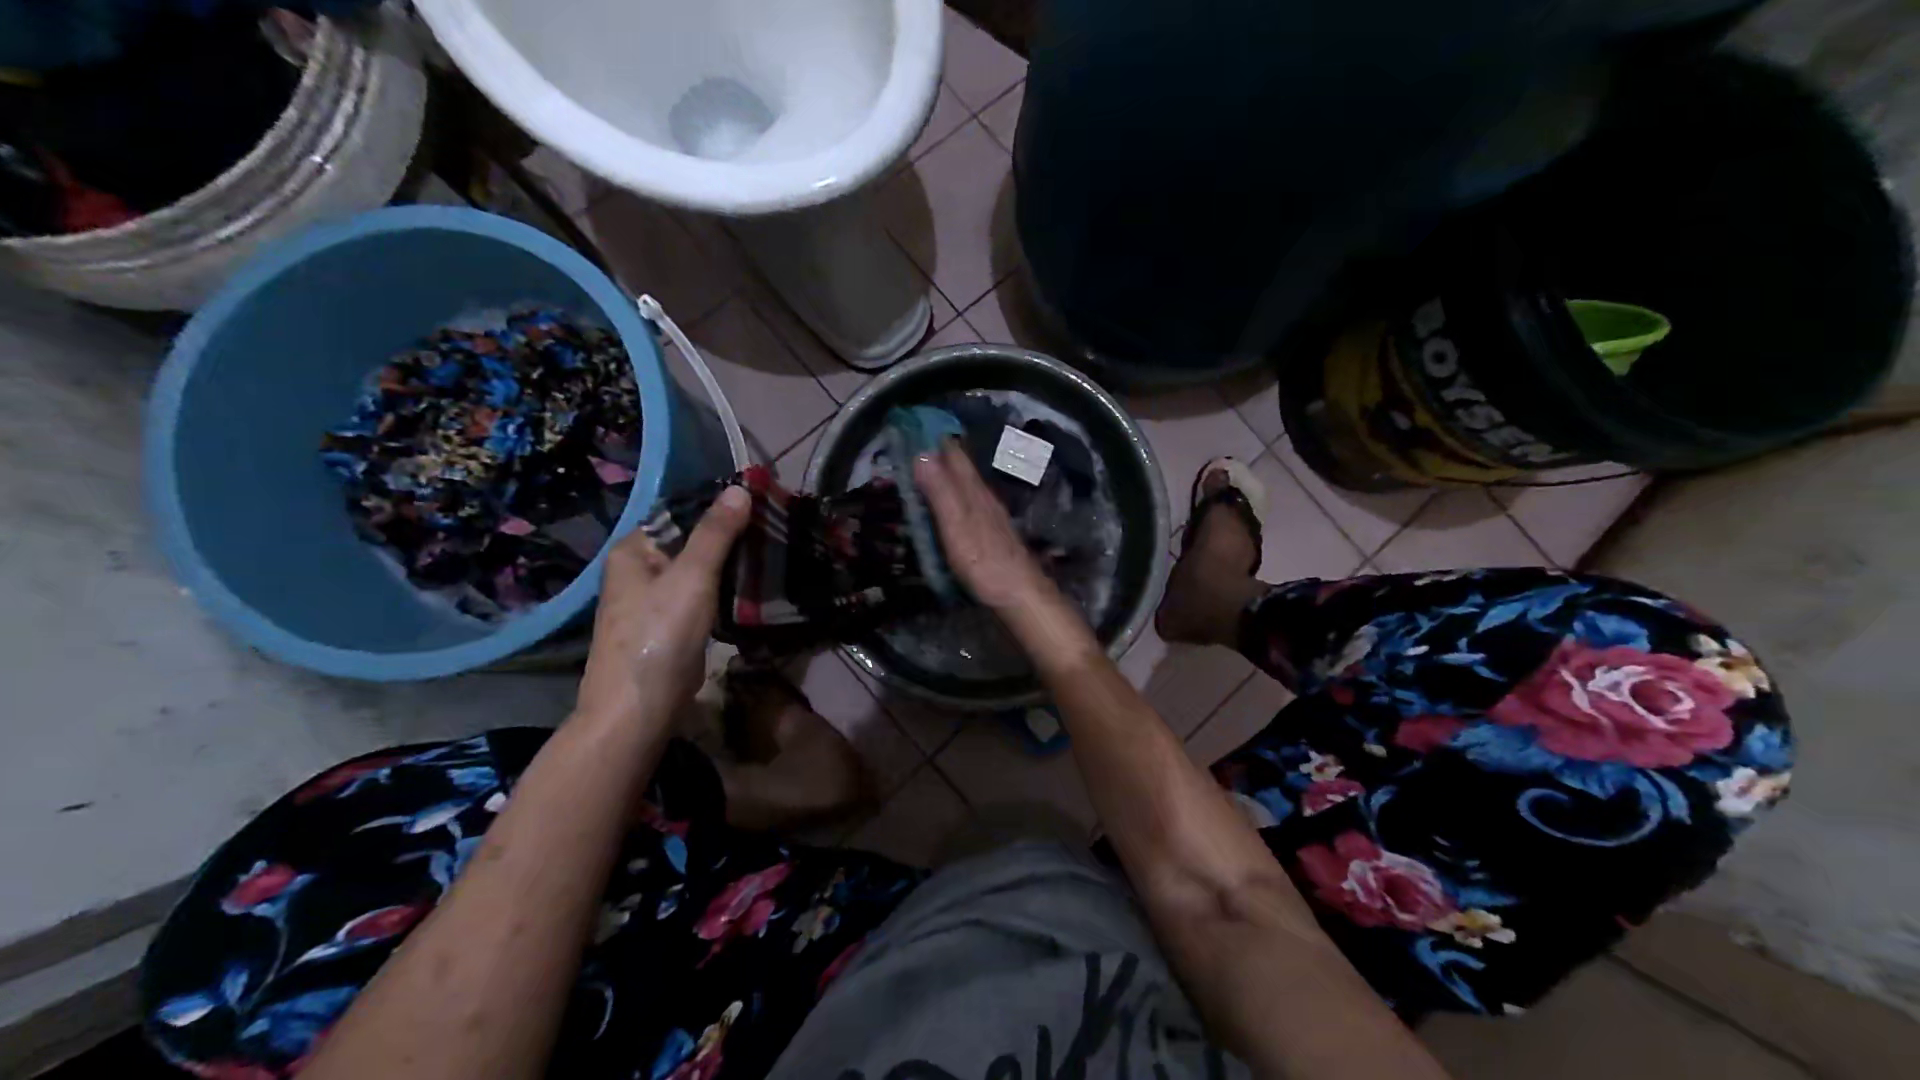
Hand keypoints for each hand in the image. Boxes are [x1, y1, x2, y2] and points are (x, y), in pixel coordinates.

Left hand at [574, 485, 751, 725]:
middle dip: (730, 536)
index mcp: (633, 550)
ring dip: (731, 564)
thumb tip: (741, 488)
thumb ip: (716, 533)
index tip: (762, 504)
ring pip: (700, 570)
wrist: (638, 709)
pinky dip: (725, 589)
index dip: (719, 507)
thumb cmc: (658, 636)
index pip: (680, 513)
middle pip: (691, 541)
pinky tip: (754, 585)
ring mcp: (655, 600)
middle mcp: (640, 570)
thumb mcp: (691, 577)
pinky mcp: (672, 625)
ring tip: (772, 552)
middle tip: (774, 529)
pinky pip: (703, 595)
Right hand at [913, 441, 1055, 612]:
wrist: (1018, 594)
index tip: (914, 424)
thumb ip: (940, 491)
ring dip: (947, 473)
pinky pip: (968, 503)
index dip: (935, 438)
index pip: (954, 455)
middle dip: (940, 452)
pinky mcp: (991, 533)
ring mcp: (989, 515)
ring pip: (966, 484)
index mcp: (973, 492)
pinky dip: (954, 494)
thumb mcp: (956, 525)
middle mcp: (984, 497)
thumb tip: (921, 453)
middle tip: (915, 441)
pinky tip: (950, 502)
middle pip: (961, 467)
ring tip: (927, 466)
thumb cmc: (984, 561)